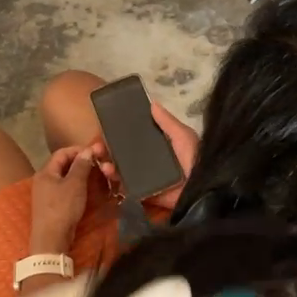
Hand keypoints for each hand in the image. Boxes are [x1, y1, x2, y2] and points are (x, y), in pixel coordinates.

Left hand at [30, 146, 96, 253]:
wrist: (52, 239)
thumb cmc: (62, 208)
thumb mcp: (75, 184)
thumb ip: (81, 165)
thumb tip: (88, 150)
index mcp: (46, 172)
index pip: (63, 152)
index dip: (80, 150)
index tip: (97, 153)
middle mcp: (45, 180)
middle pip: (67, 165)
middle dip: (87, 163)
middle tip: (104, 167)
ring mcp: (49, 194)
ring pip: (70, 178)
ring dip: (87, 175)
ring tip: (103, 177)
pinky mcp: (55, 205)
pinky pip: (69, 190)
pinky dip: (81, 186)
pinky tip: (92, 189)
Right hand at [92, 103, 199, 219]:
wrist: (201, 190)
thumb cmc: (194, 159)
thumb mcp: (183, 136)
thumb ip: (167, 122)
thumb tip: (152, 103)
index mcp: (157, 146)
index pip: (132, 138)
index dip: (116, 133)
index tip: (102, 127)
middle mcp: (148, 160)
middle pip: (121, 153)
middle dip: (105, 149)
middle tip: (94, 146)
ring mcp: (143, 178)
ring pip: (119, 169)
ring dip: (107, 162)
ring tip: (99, 158)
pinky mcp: (143, 193)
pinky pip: (125, 186)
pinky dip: (114, 179)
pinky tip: (108, 171)